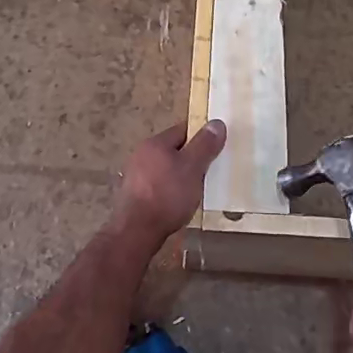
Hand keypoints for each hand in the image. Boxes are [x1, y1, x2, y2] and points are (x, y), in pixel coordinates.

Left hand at [111, 120, 226, 241]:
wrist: (137, 230)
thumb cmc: (167, 194)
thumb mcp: (192, 167)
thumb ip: (204, 145)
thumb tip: (216, 123)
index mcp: (154, 143)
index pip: (182, 130)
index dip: (201, 136)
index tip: (217, 146)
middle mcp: (141, 155)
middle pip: (173, 150)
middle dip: (191, 158)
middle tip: (211, 170)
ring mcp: (135, 176)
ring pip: (165, 169)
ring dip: (181, 176)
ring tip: (198, 189)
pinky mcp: (134, 195)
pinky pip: (158, 186)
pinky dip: (170, 190)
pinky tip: (180, 202)